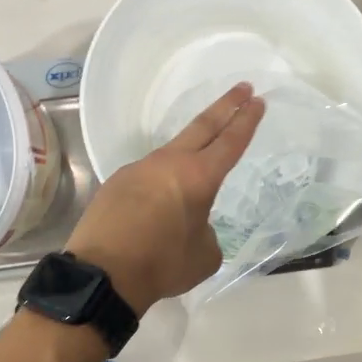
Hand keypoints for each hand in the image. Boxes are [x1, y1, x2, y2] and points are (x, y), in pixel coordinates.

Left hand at [65, 82, 264, 314]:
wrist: (104, 274)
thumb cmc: (163, 264)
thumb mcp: (204, 256)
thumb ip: (206, 233)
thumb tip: (193, 225)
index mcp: (198, 177)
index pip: (230, 142)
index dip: (247, 121)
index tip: (258, 100)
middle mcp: (168, 163)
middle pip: (202, 127)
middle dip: (225, 106)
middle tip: (242, 88)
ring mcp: (138, 170)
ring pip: (170, 153)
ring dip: (189, 151)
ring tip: (199, 165)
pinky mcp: (115, 184)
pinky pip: (146, 178)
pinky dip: (160, 183)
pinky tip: (159, 204)